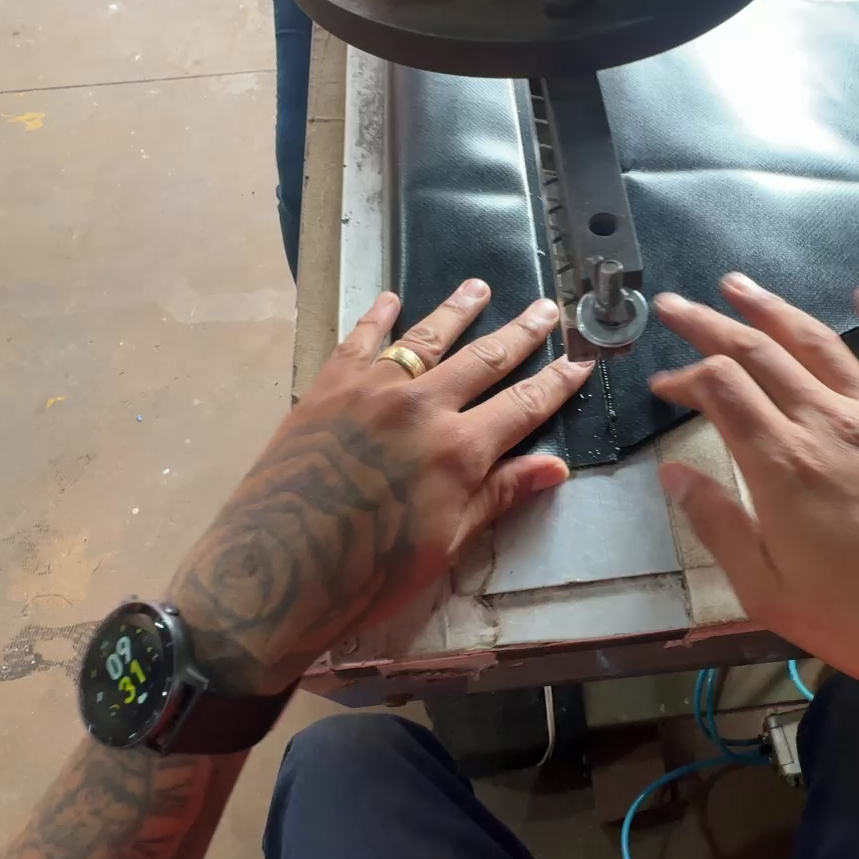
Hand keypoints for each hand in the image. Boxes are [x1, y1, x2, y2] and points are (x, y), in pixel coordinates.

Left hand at [168, 281, 590, 693]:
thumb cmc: (373, 571)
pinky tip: (389, 299)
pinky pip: (360, 341)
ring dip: (457, 310)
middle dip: (522, 333)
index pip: (524, 406)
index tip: (582, 360)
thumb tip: (557, 467)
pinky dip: (377, 317)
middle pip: (485, 359)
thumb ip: (500, 494)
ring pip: (427, 337)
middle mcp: (424, 405)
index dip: (557, 383)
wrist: (277, 571)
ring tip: (479, 287)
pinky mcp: (329, 386)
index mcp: (460, 449)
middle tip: (546, 308)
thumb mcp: (449, 542)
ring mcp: (374, 389)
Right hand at [651, 274, 858, 753]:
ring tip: (739, 285)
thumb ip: (715, 523)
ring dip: (773, 308)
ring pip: (816, 343)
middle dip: (708, 324)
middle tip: (675, 305)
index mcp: (783, 463)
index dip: (684, 377)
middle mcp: (828, 422)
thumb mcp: (767, 590)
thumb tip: (671, 472)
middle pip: (757, 352)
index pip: (720, 388)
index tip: (662, 386)